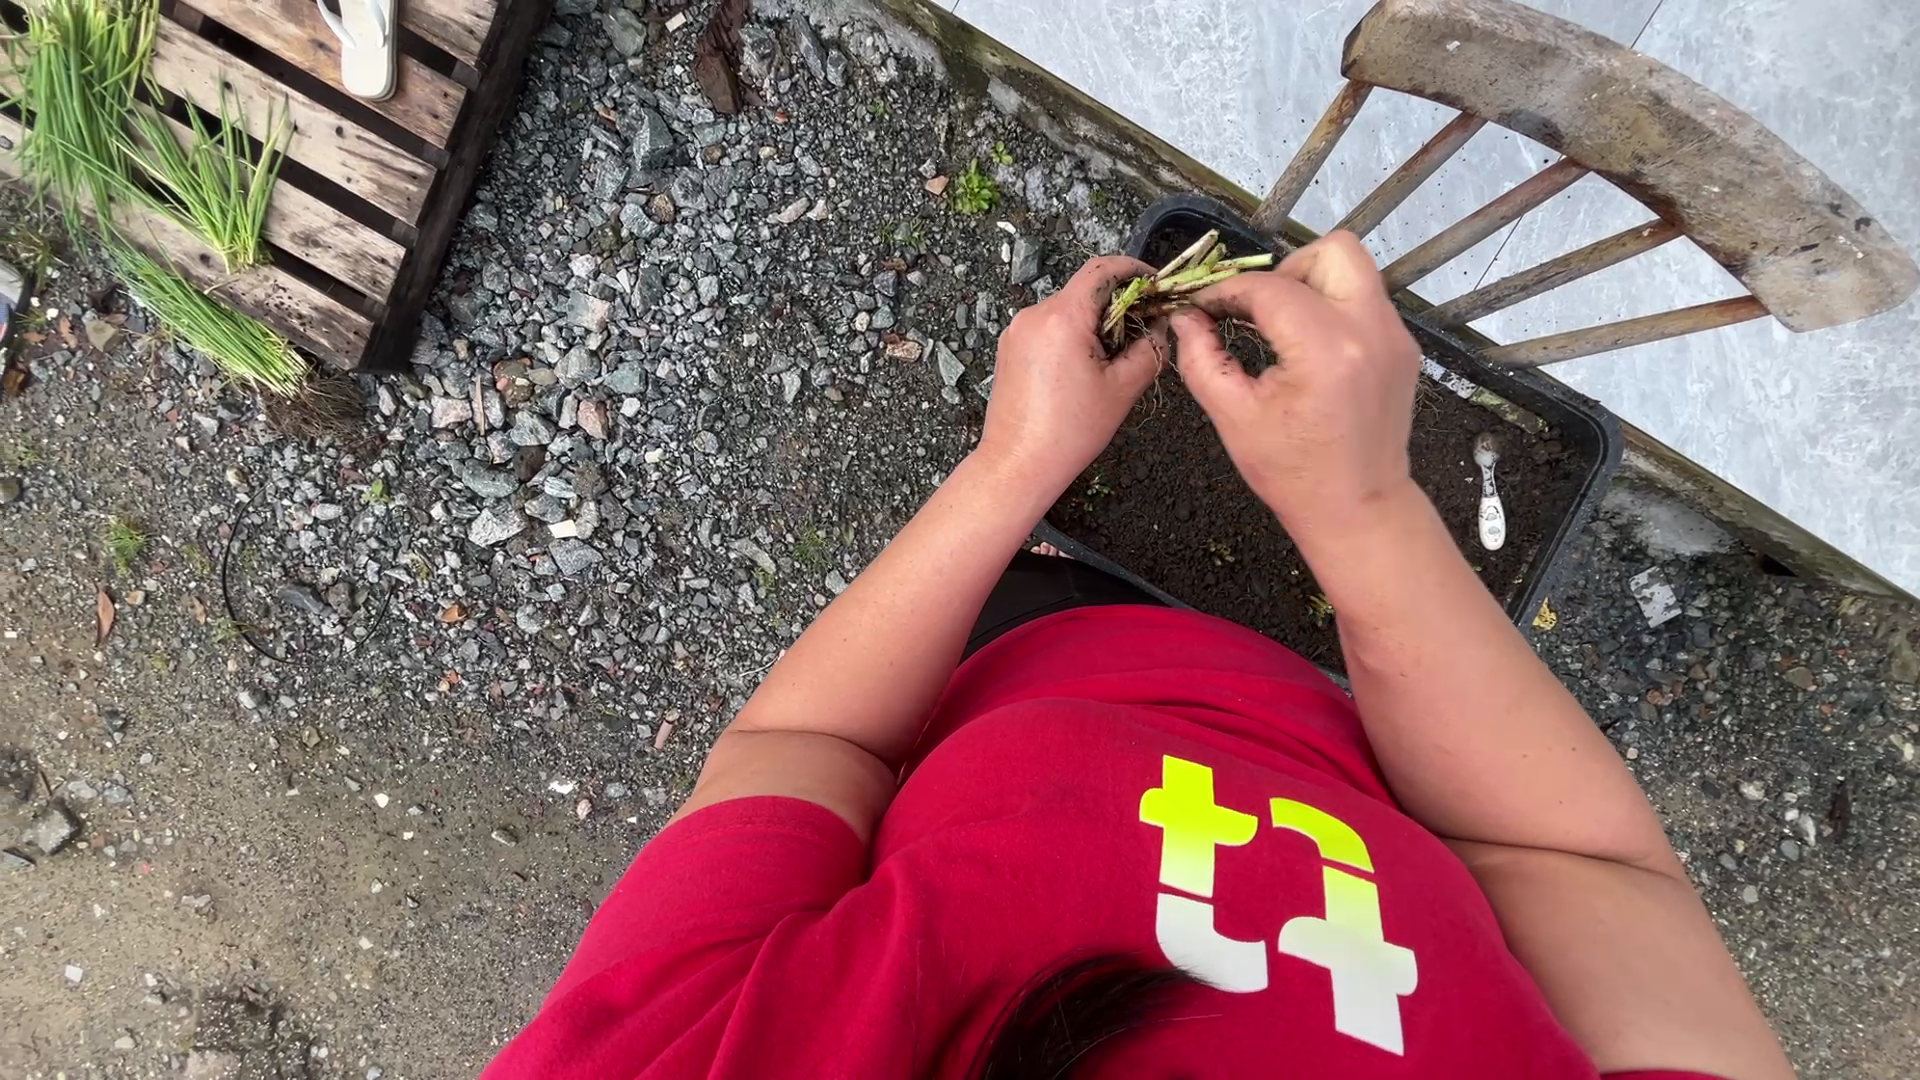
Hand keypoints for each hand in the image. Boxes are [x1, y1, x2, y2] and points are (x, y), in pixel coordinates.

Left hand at [977, 256, 1167, 494]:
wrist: (1017, 464)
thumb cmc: (1066, 433)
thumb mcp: (1122, 389)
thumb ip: (1149, 349)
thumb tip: (1162, 325)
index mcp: (1062, 319)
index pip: (1103, 269)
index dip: (1135, 271)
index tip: (1154, 285)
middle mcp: (1033, 316)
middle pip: (1084, 290)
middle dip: (1117, 304)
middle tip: (1141, 330)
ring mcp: (1017, 332)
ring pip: (1066, 310)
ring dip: (1093, 323)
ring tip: (1112, 359)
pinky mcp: (1010, 349)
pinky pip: (1047, 329)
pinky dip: (1070, 337)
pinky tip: (1083, 369)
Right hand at [1173, 231, 1421, 537]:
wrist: (1356, 505)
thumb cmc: (1290, 471)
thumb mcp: (1232, 416)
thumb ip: (1200, 359)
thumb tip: (1185, 319)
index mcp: (1325, 350)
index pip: (1270, 288)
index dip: (1227, 291)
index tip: (1202, 307)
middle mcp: (1370, 330)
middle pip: (1331, 252)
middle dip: (1282, 272)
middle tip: (1253, 311)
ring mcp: (1395, 335)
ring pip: (1353, 270)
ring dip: (1308, 286)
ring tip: (1278, 328)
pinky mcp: (1402, 346)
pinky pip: (1363, 301)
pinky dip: (1328, 309)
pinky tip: (1304, 350)